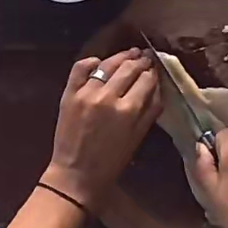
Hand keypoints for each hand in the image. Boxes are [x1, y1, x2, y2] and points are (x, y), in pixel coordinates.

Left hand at [45, 49, 162, 208]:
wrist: (76, 174)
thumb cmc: (111, 161)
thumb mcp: (137, 138)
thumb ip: (150, 111)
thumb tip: (158, 87)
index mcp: (128, 110)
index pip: (146, 80)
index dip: (153, 71)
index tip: (155, 67)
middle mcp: (107, 97)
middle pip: (129, 68)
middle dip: (140, 61)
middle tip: (145, 57)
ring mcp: (86, 93)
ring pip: (107, 64)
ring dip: (120, 57)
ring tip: (129, 53)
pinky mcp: (69, 94)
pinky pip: (80, 68)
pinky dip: (91, 62)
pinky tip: (99, 62)